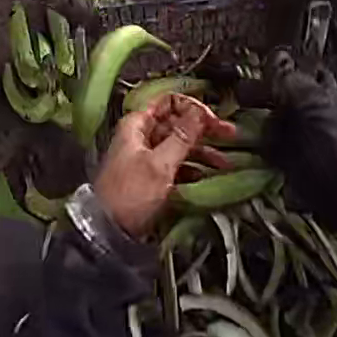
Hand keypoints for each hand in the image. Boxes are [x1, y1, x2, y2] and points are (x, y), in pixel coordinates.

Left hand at [93, 94, 237, 237]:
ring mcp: (146, 156)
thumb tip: (199, 113)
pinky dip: (193, 168)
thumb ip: (182, 136)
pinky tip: (208, 175)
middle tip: (228, 134)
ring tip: (225, 161)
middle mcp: (141, 137)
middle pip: (177, 123)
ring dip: (203, 151)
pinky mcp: (151, 176)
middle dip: (204, 129)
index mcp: (137, 125)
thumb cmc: (127, 196)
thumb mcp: (159, 163)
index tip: (211, 118)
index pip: (168, 102)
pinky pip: (177, 164)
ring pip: (180, 145)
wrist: (108, 233)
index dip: (192, 107)